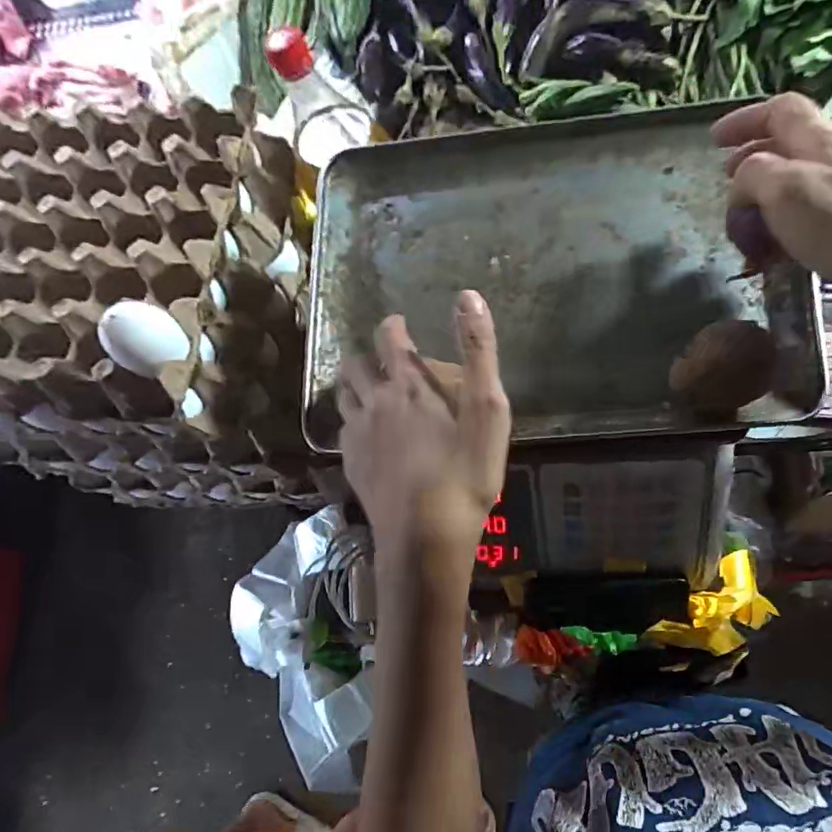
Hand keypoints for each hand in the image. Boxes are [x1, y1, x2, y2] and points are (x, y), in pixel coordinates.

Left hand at [338, 291, 509, 569]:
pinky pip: (343, 432)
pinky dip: (353, 423)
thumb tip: (468, 296)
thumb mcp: (488, 411)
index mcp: (408, 386)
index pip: (390, 338)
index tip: (400, 325)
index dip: (394, 326)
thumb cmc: (465, 473)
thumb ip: (479, 353)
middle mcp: (375, 403)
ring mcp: (358, 436)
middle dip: (369, 356)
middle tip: (386, 362)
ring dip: (356, 387)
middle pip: (356, 364)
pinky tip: (368, 437)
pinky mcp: (351, 466)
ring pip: (343, 397)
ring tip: (372, 394)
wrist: (426, 535)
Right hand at [711, 93, 831, 331]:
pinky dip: (782, 234)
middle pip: (785, 151)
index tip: (714, 140)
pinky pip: (806, 223)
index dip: (744, 120)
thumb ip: (753, 174)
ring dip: (764, 207)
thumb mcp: (783, 189)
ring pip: (793, 190)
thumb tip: (742, 180)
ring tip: (746, 233)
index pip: (779, 111)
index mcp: (820, 138)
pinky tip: (773, 255)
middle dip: (751, 167)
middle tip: (728, 189)